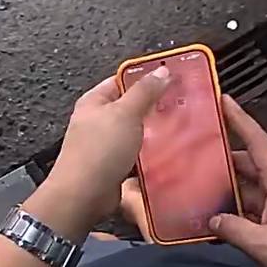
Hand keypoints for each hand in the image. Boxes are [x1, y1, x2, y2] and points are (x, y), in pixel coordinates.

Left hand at [28, 68, 171, 238]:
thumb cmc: (99, 150)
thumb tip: (161, 70)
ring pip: (136, 131)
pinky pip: (137, 153)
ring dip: (155, 131)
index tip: (173, 78)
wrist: (84, 195)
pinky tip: (170, 152)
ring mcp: (105, 144)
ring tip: (181, 126)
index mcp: (95, 101)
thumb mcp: (125, 113)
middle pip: (131, 106)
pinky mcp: (114, 165)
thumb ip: (144, 91)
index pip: (123, 80)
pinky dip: (151, 152)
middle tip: (183, 103)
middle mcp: (98, 120)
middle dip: (155, 105)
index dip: (146, 77)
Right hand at [210, 96, 266, 266]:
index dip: (240, 119)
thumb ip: (234, 230)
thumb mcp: (266, 247)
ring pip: (253, 185)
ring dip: (229, 184)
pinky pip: (259, 204)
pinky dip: (239, 205)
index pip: (259, 142)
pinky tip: (220, 214)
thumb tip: (211, 220)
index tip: (223, 98)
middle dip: (224, 156)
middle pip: (251, 162)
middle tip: (193, 152)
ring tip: (198, 183)